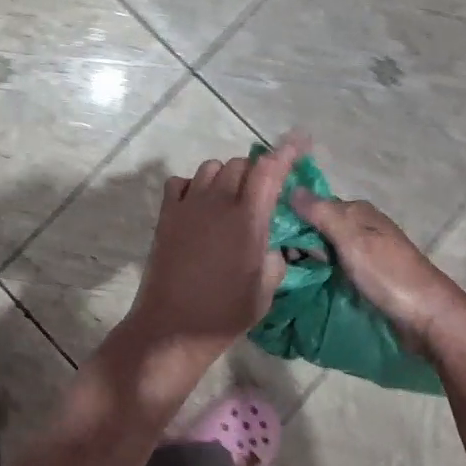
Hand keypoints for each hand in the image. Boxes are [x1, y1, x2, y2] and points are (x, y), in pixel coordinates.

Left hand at [126, 140, 305, 360]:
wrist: (172, 325)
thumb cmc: (225, 313)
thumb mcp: (265, 291)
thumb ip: (275, 259)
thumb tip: (275, 245)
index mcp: (247, 219)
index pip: (269, 171)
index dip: (285, 153)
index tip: (299, 140)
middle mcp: (218, 202)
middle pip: (240, 165)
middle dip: (255, 173)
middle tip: (261, 196)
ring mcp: (188, 204)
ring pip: (211, 168)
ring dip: (225, 177)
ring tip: (230, 201)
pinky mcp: (166, 213)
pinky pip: (181, 183)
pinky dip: (193, 186)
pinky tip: (199, 207)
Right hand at [289, 190, 465, 350]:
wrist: (429, 319)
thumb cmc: (388, 273)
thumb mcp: (351, 238)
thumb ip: (320, 212)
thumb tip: (290, 188)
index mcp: (358, 211)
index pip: (315, 205)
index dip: (294, 218)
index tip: (274, 238)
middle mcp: (362, 227)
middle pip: (319, 227)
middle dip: (300, 242)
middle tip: (284, 262)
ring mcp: (367, 253)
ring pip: (327, 250)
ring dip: (310, 260)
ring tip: (292, 275)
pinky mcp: (369, 278)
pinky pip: (337, 269)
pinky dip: (324, 274)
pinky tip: (311, 283)